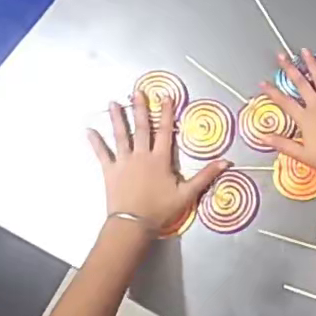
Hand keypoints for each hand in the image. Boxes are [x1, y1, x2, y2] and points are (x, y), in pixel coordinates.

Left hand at [87, 93, 227, 230]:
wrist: (133, 223)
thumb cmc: (161, 209)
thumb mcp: (187, 194)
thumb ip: (205, 176)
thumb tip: (226, 162)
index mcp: (160, 159)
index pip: (165, 131)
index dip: (166, 113)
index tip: (166, 97)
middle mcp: (141, 155)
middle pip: (141, 127)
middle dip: (139, 108)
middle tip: (137, 92)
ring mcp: (124, 162)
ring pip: (120, 136)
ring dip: (116, 118)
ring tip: (112, 103)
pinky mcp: (110, 171)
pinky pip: (101, 154)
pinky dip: (95, 142)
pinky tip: (88, 130)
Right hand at [257, 49, 315, 176]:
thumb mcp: (304, 155)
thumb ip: (283, 144)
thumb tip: (262, 138)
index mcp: (305, 119)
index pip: (284, 102)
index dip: (272, 92)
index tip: (262, 82)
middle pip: (301, 84)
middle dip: (289, 68)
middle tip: (281, 55)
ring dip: (312, 64)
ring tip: (304, 51)